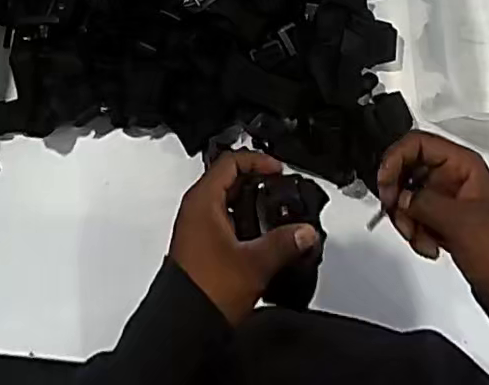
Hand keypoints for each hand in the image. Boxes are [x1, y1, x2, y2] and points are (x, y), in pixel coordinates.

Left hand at [170, 151, 320, 324]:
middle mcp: (196, 208)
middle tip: (277, 184)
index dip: (257, 160)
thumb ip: (284, 243)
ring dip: (248, 199)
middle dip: (255, 179)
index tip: (277, 168)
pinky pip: (222, 217)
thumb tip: (305, 232)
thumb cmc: (206, 290)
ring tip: (272, 208)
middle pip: (227, 177)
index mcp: (203, 200)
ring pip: (225, 198)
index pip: (230, 161)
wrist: (184, 327)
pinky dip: (241, 217)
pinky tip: (258, 235)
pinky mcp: (199, 244)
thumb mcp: (254, 263)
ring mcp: (195, 226)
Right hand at [377, 131, 488, 302]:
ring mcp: (445, 198)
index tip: (385, 181)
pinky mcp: (441, 219)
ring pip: (406, 194)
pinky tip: (427, 246)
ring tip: (418, 238)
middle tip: (395, 211)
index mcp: (461, 164)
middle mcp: (450, 175)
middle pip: (407, 168)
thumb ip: (424, 202)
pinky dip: (413, 231)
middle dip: (398, 193)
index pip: (417, 143)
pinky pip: (413, 215)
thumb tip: (401, 197)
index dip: (396, 157)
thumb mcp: (461, 221)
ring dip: (405, 217)